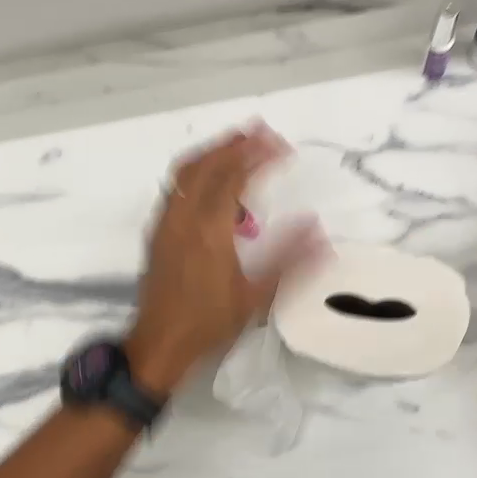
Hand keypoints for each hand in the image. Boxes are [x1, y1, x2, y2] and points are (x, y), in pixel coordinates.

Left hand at [125, 125, 324, 394]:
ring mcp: (166, 223)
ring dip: (213, 152)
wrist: (158, 344)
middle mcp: (183, 217)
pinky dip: (196, 170)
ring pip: (186, 171)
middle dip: (235, 143)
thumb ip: (290, 261)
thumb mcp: (256, 297)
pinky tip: (210, 180)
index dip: (258, 156)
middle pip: (207, 164)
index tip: (283, 147)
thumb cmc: (208, 323)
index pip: (234, 176)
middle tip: (263, 133)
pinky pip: (175, 187)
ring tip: (238, 144)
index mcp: (209, 229)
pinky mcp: (157, 233)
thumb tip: (319, 229)